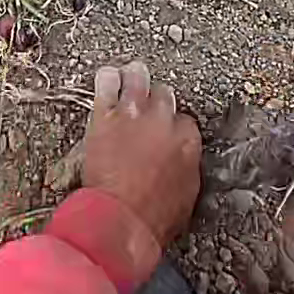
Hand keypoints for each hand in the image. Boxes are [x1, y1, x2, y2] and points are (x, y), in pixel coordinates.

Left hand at [81, 60, 201, 246]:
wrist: (121, 219)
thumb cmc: (155, 217)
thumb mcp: (186, 194)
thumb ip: (186, 167)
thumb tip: (183, 163)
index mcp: (187, 138)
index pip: (184, 119)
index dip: (172, 124)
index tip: (165, 131)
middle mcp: (164, 119)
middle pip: (164, 94)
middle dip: (157, 99)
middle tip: (149, 103)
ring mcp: (134, 114)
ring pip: (138, 80)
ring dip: (136, 77)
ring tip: (133, 73)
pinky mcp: (106, 116)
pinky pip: (107, 85)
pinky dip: (107, 80)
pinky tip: (107, 77)